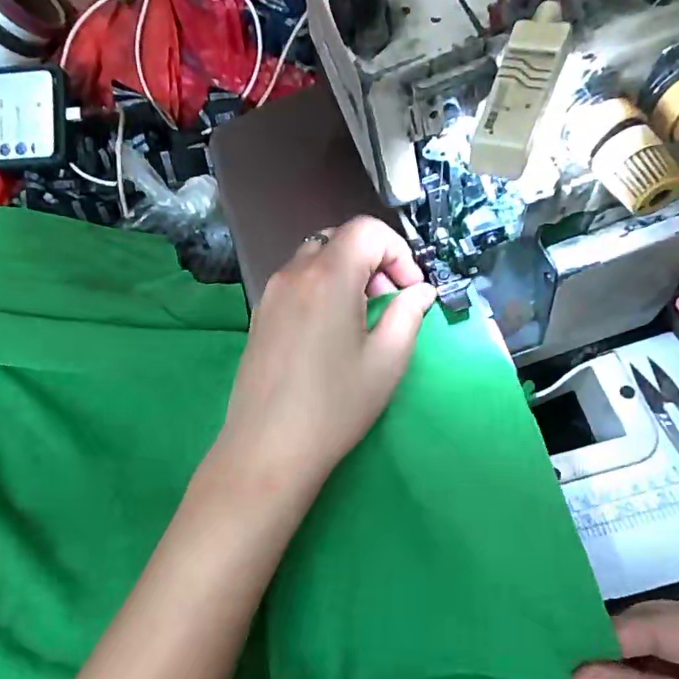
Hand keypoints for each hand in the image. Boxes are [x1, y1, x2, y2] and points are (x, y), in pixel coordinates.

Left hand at [216, 216, 437, 491]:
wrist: (268, 448)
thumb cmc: (336, 406)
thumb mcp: (387, 361)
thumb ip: (408, 314)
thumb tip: (419, 291)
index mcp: (327, 277)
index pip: (366, 230)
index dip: (398, 251)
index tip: (410, 291)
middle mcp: (293, 274)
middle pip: (338, 240)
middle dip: (372, 260)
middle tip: (388, 302)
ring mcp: (270, 295)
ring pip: (314, 260)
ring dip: (345, 274)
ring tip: (360, 319)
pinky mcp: (258, 317)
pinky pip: (295, 284)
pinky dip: (321, 290)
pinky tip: (329, 333)